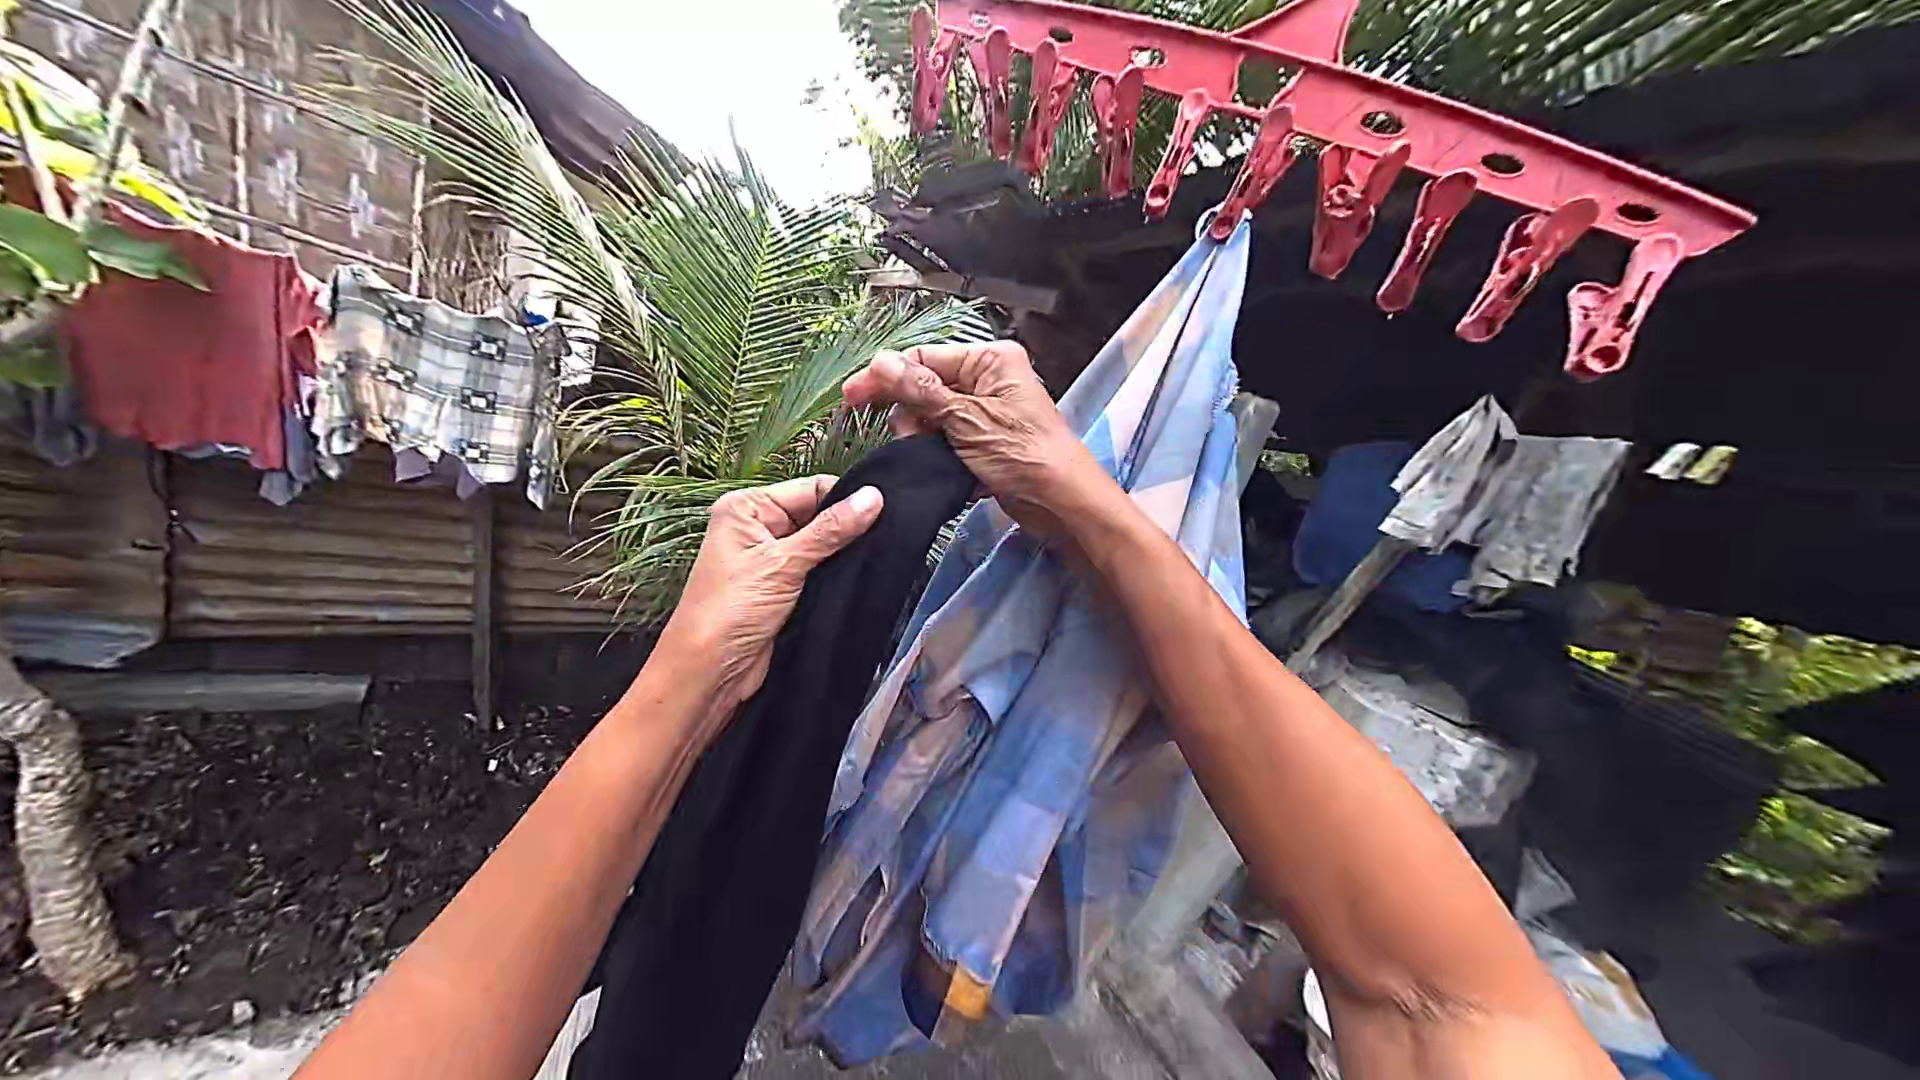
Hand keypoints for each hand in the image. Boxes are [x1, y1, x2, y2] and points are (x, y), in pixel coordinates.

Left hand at [652, 476, 882, 722]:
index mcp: (747, 508)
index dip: (844, 499)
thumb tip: (872, 498)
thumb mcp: (783, 564)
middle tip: (882, 537)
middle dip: (846, 527)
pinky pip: (820, 570)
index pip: (810, 488)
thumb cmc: (728, 613)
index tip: (880, 510)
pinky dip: (837, 574)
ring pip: (823, 544)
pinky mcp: (785, 587)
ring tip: (873, 558)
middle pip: (818, 514)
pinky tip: (858, 576)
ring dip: (843, 553)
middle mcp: (759, 528)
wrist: (711, 672)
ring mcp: (773, 559)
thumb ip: (831, 530)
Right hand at [841, 341, 1117, 536]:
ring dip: (923, 438)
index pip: (923, 357)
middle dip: (910, 414)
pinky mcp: (983, 443)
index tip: (852, 397)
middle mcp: (987, 381)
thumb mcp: (967, 419)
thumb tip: (881, 363)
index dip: (886, 376)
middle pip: (924, 387)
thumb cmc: (1025, 454)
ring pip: (931, 418)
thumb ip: (921, 391)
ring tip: (936, 457)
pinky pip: (945, 441)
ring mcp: (985, 413)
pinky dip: (938, 454)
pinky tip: (944, 467)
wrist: (1061, 503)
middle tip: (911, 437)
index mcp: (989, 360)